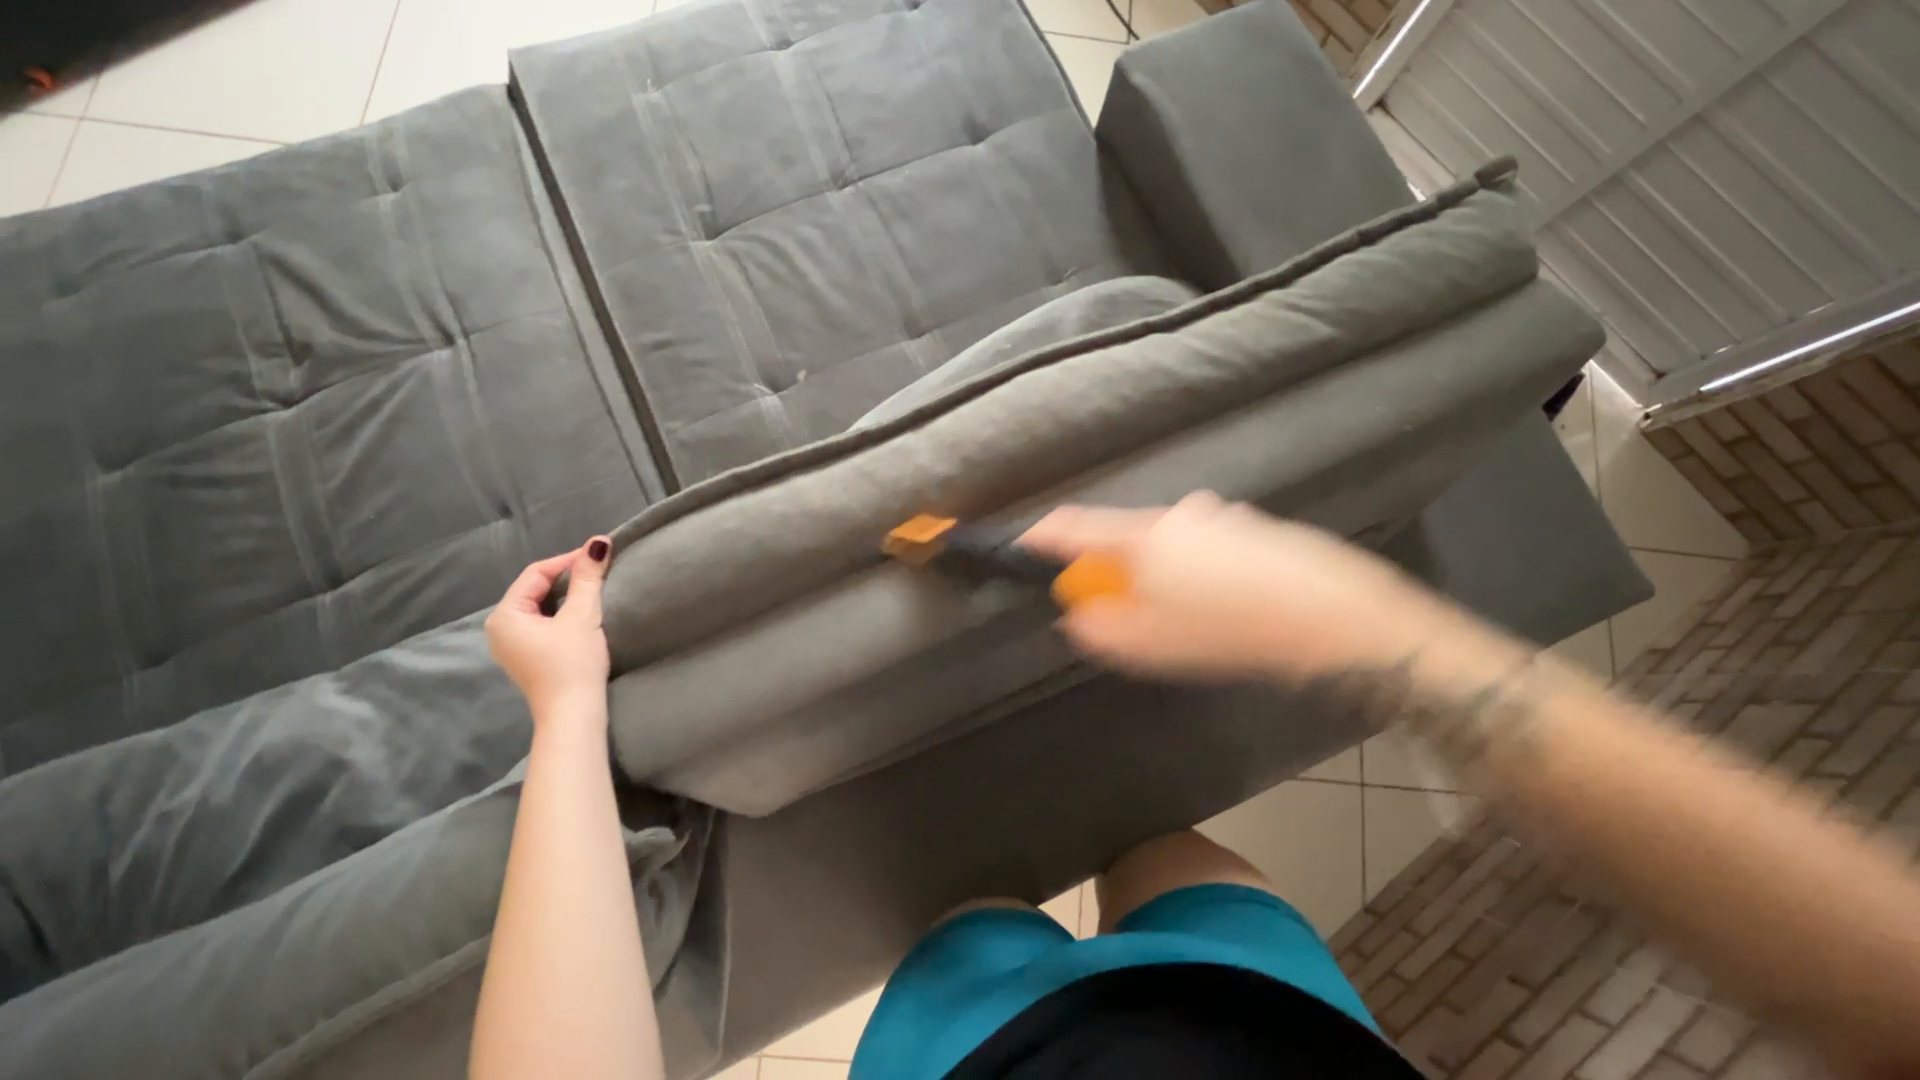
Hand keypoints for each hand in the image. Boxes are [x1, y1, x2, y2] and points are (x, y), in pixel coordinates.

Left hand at [486, 537, 612, 719]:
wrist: (573, 714)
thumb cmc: (573, 662)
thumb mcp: (582, 615)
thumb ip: (588, 577)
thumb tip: (599, 541)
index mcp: (504, 615)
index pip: (536, 574)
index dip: (567, 560)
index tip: (598, 555)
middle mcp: (499, 628)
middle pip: (534, 589)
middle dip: (566, 578)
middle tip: (597, 572)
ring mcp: (510, 645)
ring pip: (539, 607)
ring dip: (565, 596)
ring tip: (593, 590)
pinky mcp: (525, 658)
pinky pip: (540, 624)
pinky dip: (560, 614)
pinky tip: (580, 616)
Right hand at [1020, 494, 1459, 679]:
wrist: (1333, 617)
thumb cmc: (1225, 630)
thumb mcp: (1146, 646)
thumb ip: (1097, 629)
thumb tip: (1078, 614)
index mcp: (1142, 534)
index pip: (1073, 526)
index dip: (1040, 537)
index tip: (1021, 547)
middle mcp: (1178, 513)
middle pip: (1125, 537)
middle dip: (1114, 571)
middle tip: (1123, 612)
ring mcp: (1223, 517)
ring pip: (1171, 545)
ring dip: (1162, 575)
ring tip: (1186, 621)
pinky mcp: (1258, 531)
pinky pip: (1209, 551)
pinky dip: (1200, 575)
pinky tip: (1227, 611)